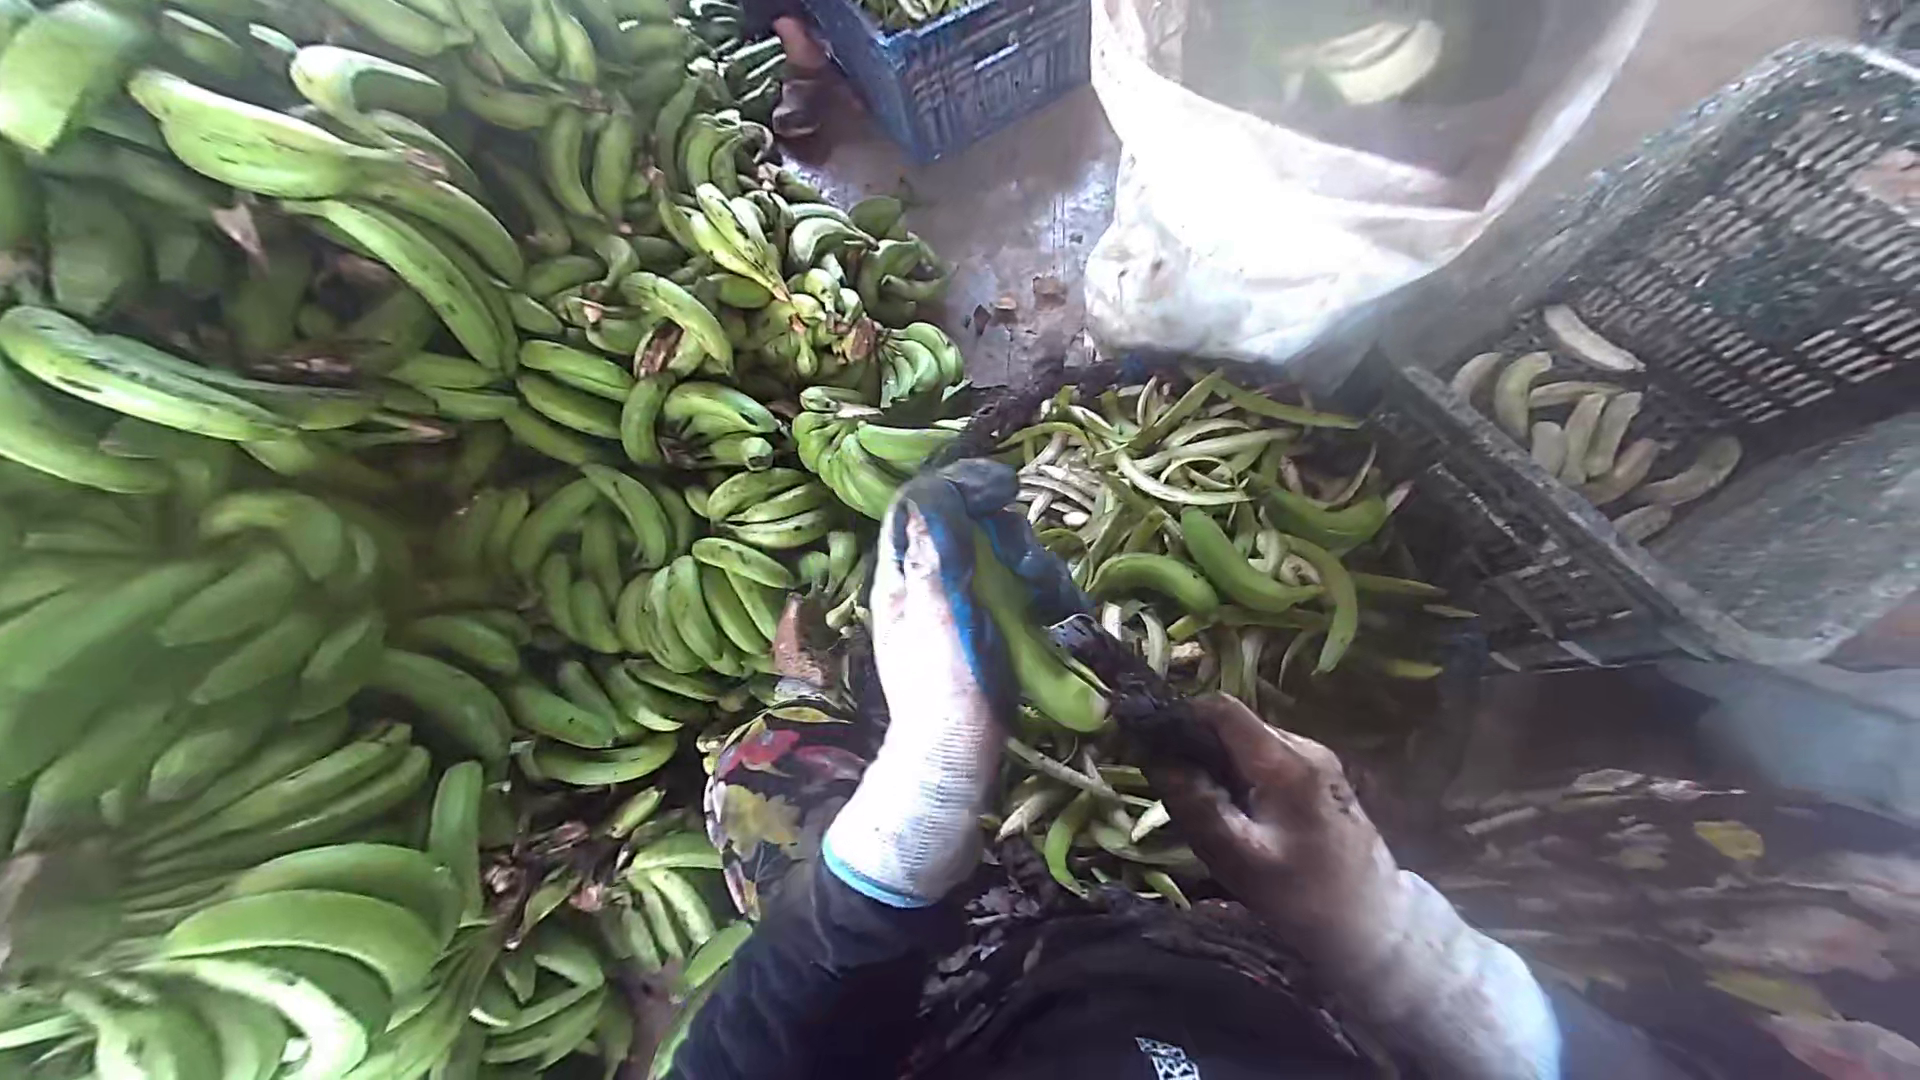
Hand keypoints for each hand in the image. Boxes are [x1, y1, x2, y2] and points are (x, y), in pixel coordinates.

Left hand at [822, 462, 1023, 906]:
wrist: (952, 751)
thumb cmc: (943, 682)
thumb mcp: (934, 604)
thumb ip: (935, 543)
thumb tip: (937, 487)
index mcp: (905, 567)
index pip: (923, 499)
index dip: (962, 482)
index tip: (1004, 487)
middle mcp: (931, 576)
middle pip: (973, 523)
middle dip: (1008, 536)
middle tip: (1027, 569)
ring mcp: (963, 601)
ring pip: (1004, 554)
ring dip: (1035, 567)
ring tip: (1048, 603)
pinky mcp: (991, 623)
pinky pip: (1020, 588)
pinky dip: (1044, 593)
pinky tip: (1056, 615)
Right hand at [1154, 697, 1562, 1078]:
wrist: (1377, 930)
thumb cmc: (1301, 896)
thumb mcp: (1235, 855)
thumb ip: (1192, 801)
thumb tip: (1153, 754)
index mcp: (1283, 761)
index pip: (1221, 707)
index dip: (1182, 716)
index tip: (1158, 744)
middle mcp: (1303, 746)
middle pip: (1233, 723)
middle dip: (1199, 744)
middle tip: (1181, 784)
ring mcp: (1316, 758)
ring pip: (1247, 738)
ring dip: (1220, 759)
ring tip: (1212, 802)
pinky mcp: (1320, 773)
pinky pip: (1265, 754)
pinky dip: (1242, 769)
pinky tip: (1243, 808)